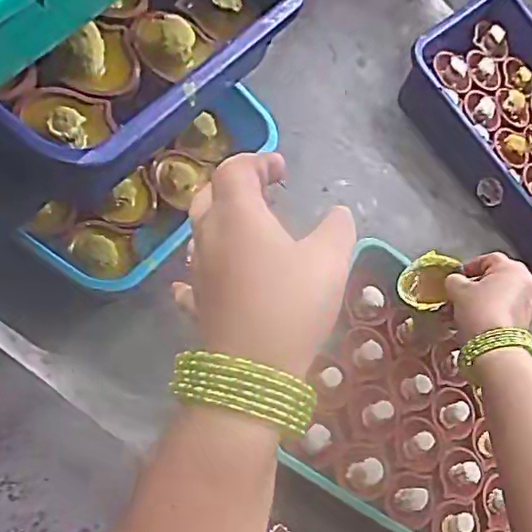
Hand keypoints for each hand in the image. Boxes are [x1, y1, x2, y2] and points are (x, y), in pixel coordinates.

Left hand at [175, 153, 355, 376]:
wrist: (253, 370)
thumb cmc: (292, 306)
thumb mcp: (330, 261)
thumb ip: (337, 229)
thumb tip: (338, 214)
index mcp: (238, 214)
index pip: (235, 169)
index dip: (258, 161)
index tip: (281, 169)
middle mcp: (208, 236)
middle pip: (208, 195)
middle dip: (233, 186)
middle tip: (260, 194)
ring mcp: (197, 273)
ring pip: (198, 234)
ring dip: (219, 224)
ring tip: (246, 233)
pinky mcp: (197, 305)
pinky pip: (193, 278)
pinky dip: (203, 268)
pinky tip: (208, 277)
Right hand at [444, 252, 531, 338]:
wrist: (495, 347)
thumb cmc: (479, 311)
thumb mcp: (458, 291)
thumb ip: (454, 280)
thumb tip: (454, 281)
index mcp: (512, 268)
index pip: (487, 259)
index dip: (468, 267)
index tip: (455, 278)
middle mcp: (524, 281)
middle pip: (493, 279)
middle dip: (472, 287)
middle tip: (455, 297)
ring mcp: (526, 301)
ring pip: (496, 296)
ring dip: (477, 302)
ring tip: (459, 313)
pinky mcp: (523, 320)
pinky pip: (502, 309)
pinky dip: (487, 312)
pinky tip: (472, 322)